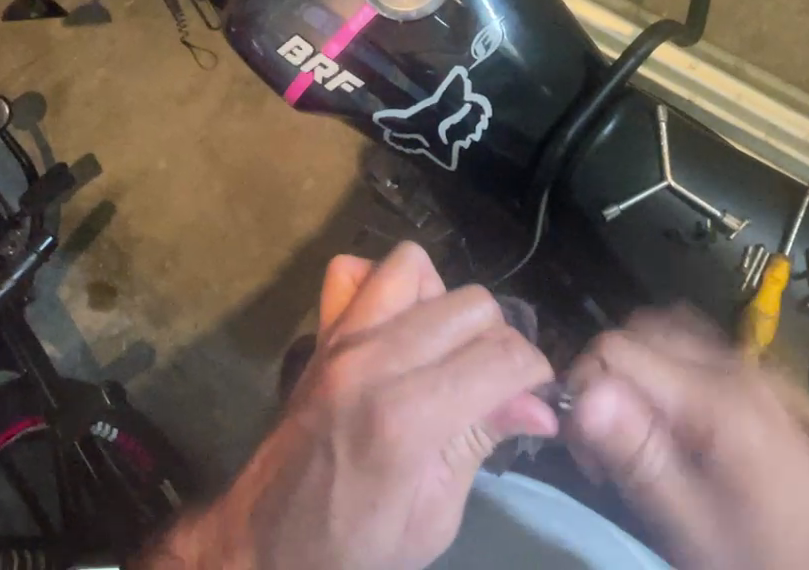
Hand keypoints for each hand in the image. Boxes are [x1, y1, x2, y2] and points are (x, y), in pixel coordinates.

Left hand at [143, 242, 558, 569]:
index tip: (534, 396)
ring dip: (444, 302)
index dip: (535, 372)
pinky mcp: (321, 329)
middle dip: (499, 340)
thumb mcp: (433, 517)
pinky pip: (354, 269)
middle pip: (471, 304)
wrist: (268, 536)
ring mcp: (341, 336)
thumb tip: (540, 406)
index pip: (502, 356)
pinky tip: (397, 325)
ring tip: (444, 349)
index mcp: (407, 418)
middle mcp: (374, 360)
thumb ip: (481, 442)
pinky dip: (384, 285)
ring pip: (415, 266)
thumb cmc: (354, 543)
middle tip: (493, 383)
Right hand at [564, 307, 808, 569]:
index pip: (615, 348)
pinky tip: (666, 415)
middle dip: (603, 379)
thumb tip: (583, 396)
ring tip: (632, 430)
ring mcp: (748, 366)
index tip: (587, 455)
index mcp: (718, 397)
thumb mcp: (695, 528)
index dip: (585, 391)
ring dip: (630, 370)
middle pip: (635, 331)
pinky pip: (689, 342)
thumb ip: (640, 458)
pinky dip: (661, 364)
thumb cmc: (766, 561)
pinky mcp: (754, 378)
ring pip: (659, 330)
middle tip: (604, 450)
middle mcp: (733, 364)